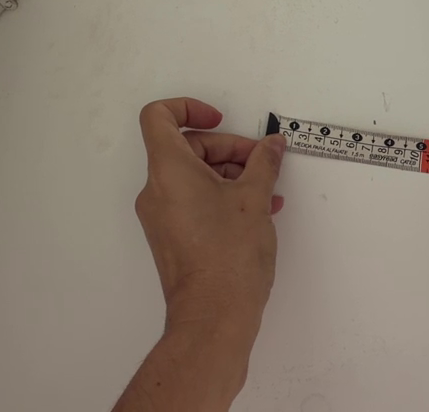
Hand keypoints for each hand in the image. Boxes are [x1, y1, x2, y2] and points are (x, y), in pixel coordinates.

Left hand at [132, 97, 285, 332]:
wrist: (212, 321)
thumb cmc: (228, 255)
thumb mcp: (254, 198)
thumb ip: (264, 163)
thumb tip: (272, 145)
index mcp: (168, 170)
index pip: (159, 116)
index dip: (189, 107)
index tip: (220, 119)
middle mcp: (157, 190)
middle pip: (186, 146)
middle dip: (227, 147)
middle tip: (260, 161)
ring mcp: (161, 216)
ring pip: (193, 175)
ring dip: (230, 172)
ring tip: (267, 188)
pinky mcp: (172, 238)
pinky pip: (194, 200)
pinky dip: (222, 194)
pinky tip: (258, 208)